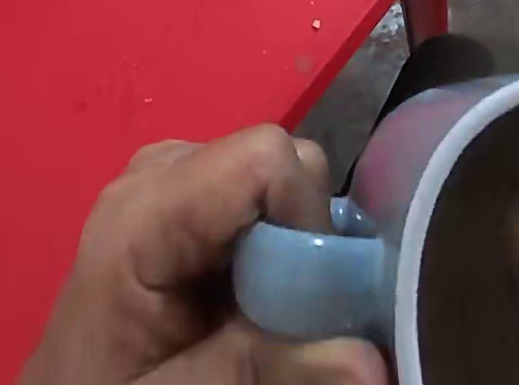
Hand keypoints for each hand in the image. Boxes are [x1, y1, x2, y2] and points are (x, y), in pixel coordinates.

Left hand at [20, 126, 387, 384]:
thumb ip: (266, 370)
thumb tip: (373, 362)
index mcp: (145, 209)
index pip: (265, 155)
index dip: (303, 215)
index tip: (301, 295)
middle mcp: (161, 168)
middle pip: (277, 159)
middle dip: (299, 233)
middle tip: (277, 312)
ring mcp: (173, 170)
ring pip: (275, 174)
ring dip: (287, 242)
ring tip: (252, 308)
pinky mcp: (187, 185)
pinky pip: (258, 188)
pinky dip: (270, 238)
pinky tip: (239, 288)